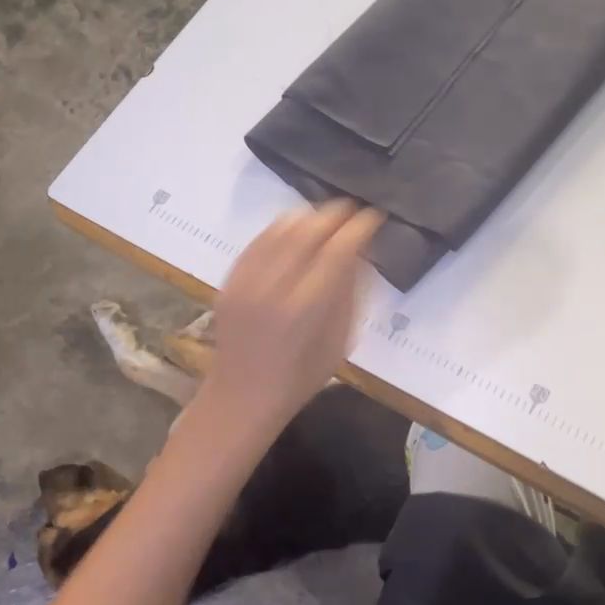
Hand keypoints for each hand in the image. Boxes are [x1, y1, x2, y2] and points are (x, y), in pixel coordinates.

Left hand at [196, 200, 382, 440]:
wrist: (242, 395)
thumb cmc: (301, 376)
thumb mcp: (340, 341)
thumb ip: (349, 294)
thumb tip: (360, 254)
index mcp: (308, 308)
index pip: (338, 250)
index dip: (359, 227)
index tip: (374, 216)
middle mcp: (275, 288)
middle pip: (309, 230)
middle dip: (335, 214)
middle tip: (353, 209)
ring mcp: (247, 281)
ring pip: (281, 230)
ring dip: (308, 216)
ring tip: (326, 216)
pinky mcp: (230, 280)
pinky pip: (257, 241)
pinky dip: (280, 228)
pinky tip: (294, 228)